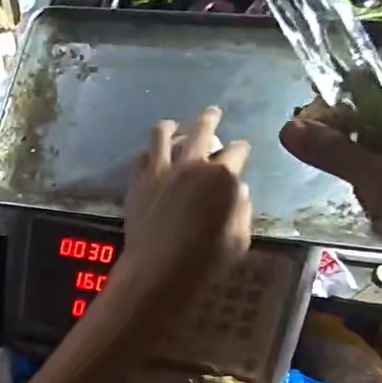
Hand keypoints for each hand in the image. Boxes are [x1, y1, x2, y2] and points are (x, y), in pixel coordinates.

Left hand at [110, 107, 252, 308]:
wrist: (158, 270)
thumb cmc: (206, 260)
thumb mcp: (239, 239)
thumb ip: (242, 209)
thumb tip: (239, 190)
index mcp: (222, 176)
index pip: (238, 151)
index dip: (242, 149)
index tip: (242, 149)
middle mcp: (192, 164)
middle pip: (203, 129)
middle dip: (211, 118)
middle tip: (214, 112)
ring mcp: (161, 170)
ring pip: (163, 133)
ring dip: (173, 125)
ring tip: (174, 125)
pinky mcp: (138, 181)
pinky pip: (142, 156)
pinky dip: (149, 151)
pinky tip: (151, 155)